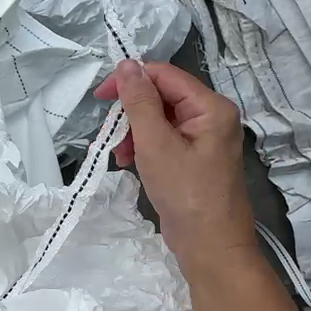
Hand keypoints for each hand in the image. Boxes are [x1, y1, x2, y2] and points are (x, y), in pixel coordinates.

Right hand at [93, 59, 255, 261]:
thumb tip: (126, 65)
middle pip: (160, 96)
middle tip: (110, 134)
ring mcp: (204, 137)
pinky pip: (163, 137)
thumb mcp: (155, 144)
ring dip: (132, 131)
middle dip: (130, 112)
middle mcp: (211, 116)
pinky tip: (129, 161)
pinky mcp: (194, 156)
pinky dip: (142, 145)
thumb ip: (139, 101)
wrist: (210, 245)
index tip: (99, 98)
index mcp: (210, 107)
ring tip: (119, 154)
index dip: (129, 80)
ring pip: (158, 117)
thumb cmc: (185, 193)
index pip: (163, 75)